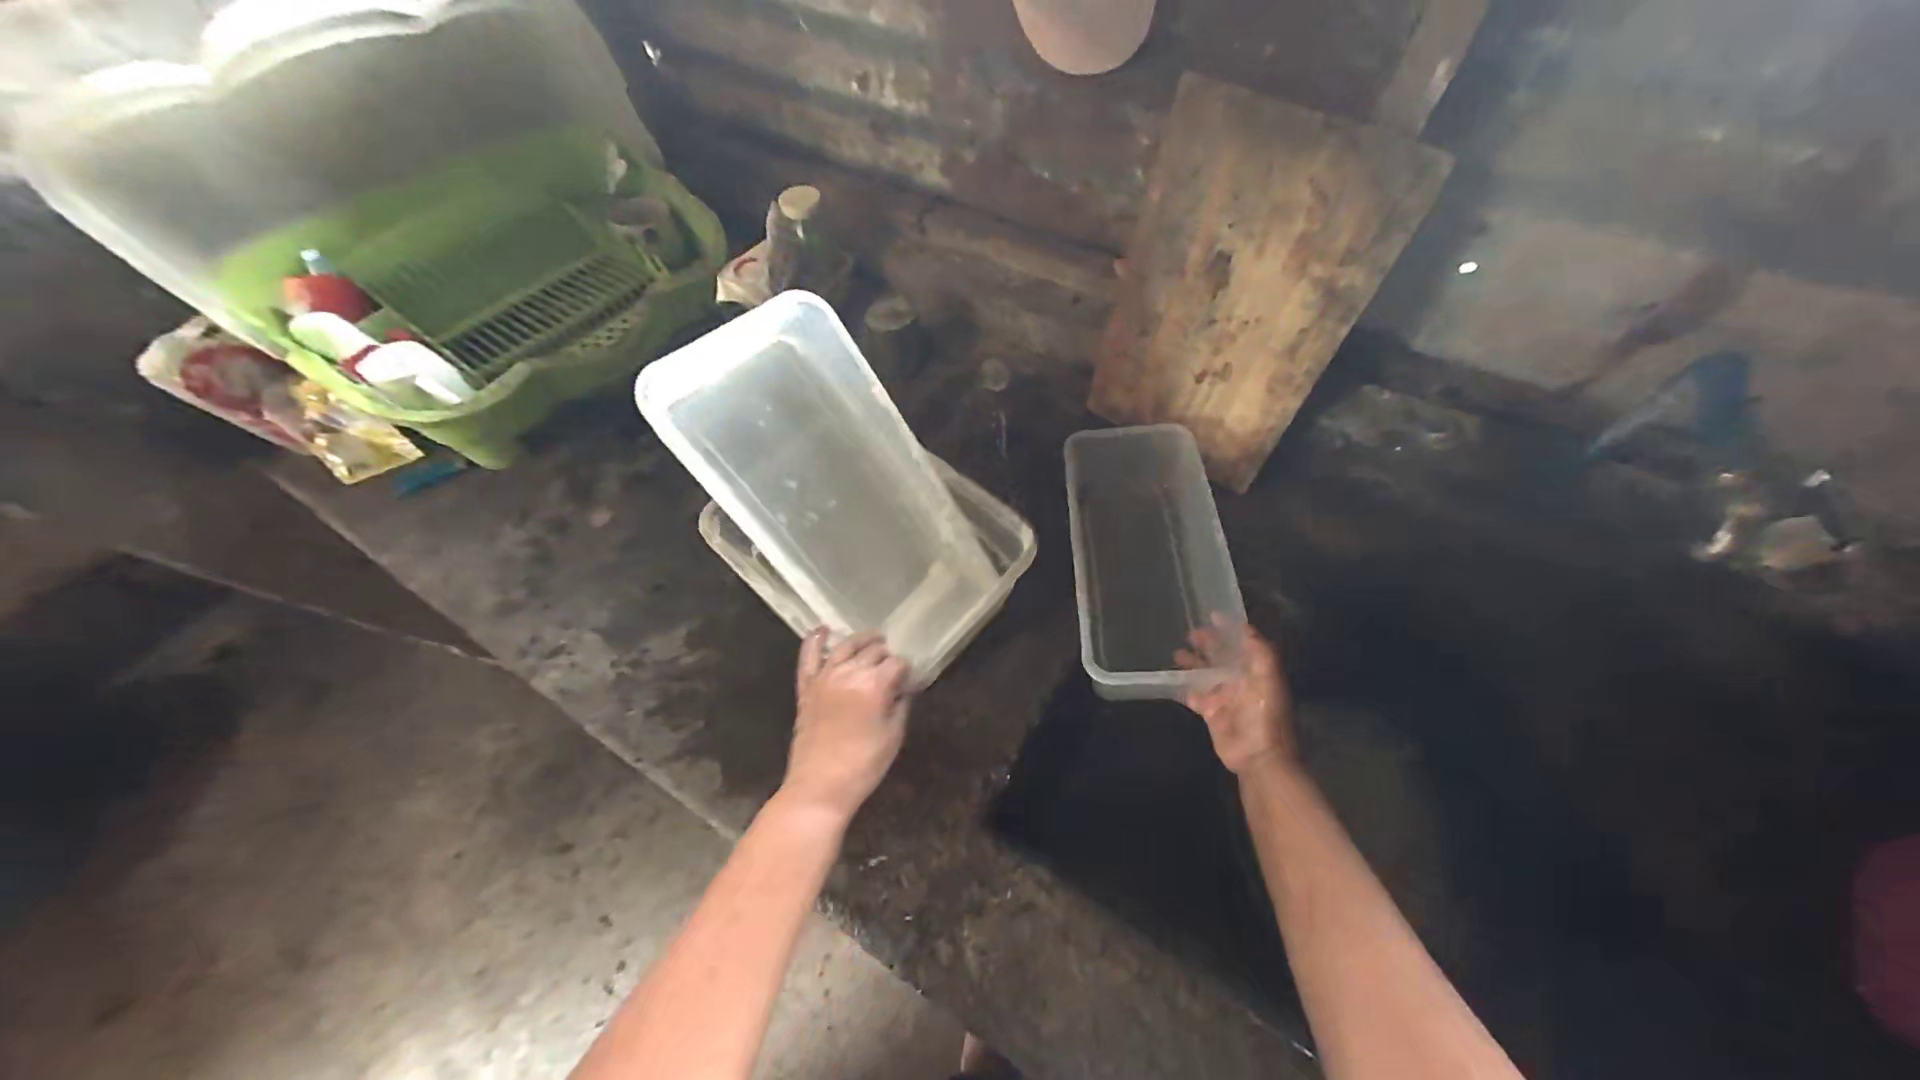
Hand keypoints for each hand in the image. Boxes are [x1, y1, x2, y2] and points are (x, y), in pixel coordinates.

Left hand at [780, 629, 910, 822]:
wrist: (819, 786)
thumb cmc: (863, 765)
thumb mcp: (893, 736)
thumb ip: (900, 705)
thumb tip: (903, 688)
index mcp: (874, 684)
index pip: (896, 664)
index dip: (906, 669)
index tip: (910, 678)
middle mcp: (849, 673)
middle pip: (873, 651)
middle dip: (887, 654)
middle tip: (894, 664)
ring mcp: (824, 678)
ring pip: (845, 646)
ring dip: (861, 639)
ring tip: (874, 638)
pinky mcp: (806, 687)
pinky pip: (808, 657)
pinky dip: (815, 640)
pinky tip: (823, 629)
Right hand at [1176, 618, 1296, 775]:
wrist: (1258, 756)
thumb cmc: (1266, 715)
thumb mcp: (1269, 679)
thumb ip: (1260, 651)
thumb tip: (1245, 627)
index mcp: (1256, 671)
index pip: (1241, 644)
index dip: (1229, 629)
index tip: (1212, 614)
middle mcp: (1240, 680)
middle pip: (1220, 657)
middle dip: (1207, 644)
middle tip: (1190, 633)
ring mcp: (1223, 696)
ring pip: (1204, 674)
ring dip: (1192, 663)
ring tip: (1176, 653)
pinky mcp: (1209, 712)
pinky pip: (1192, 695)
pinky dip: (1182, 687)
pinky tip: (1170, 679)